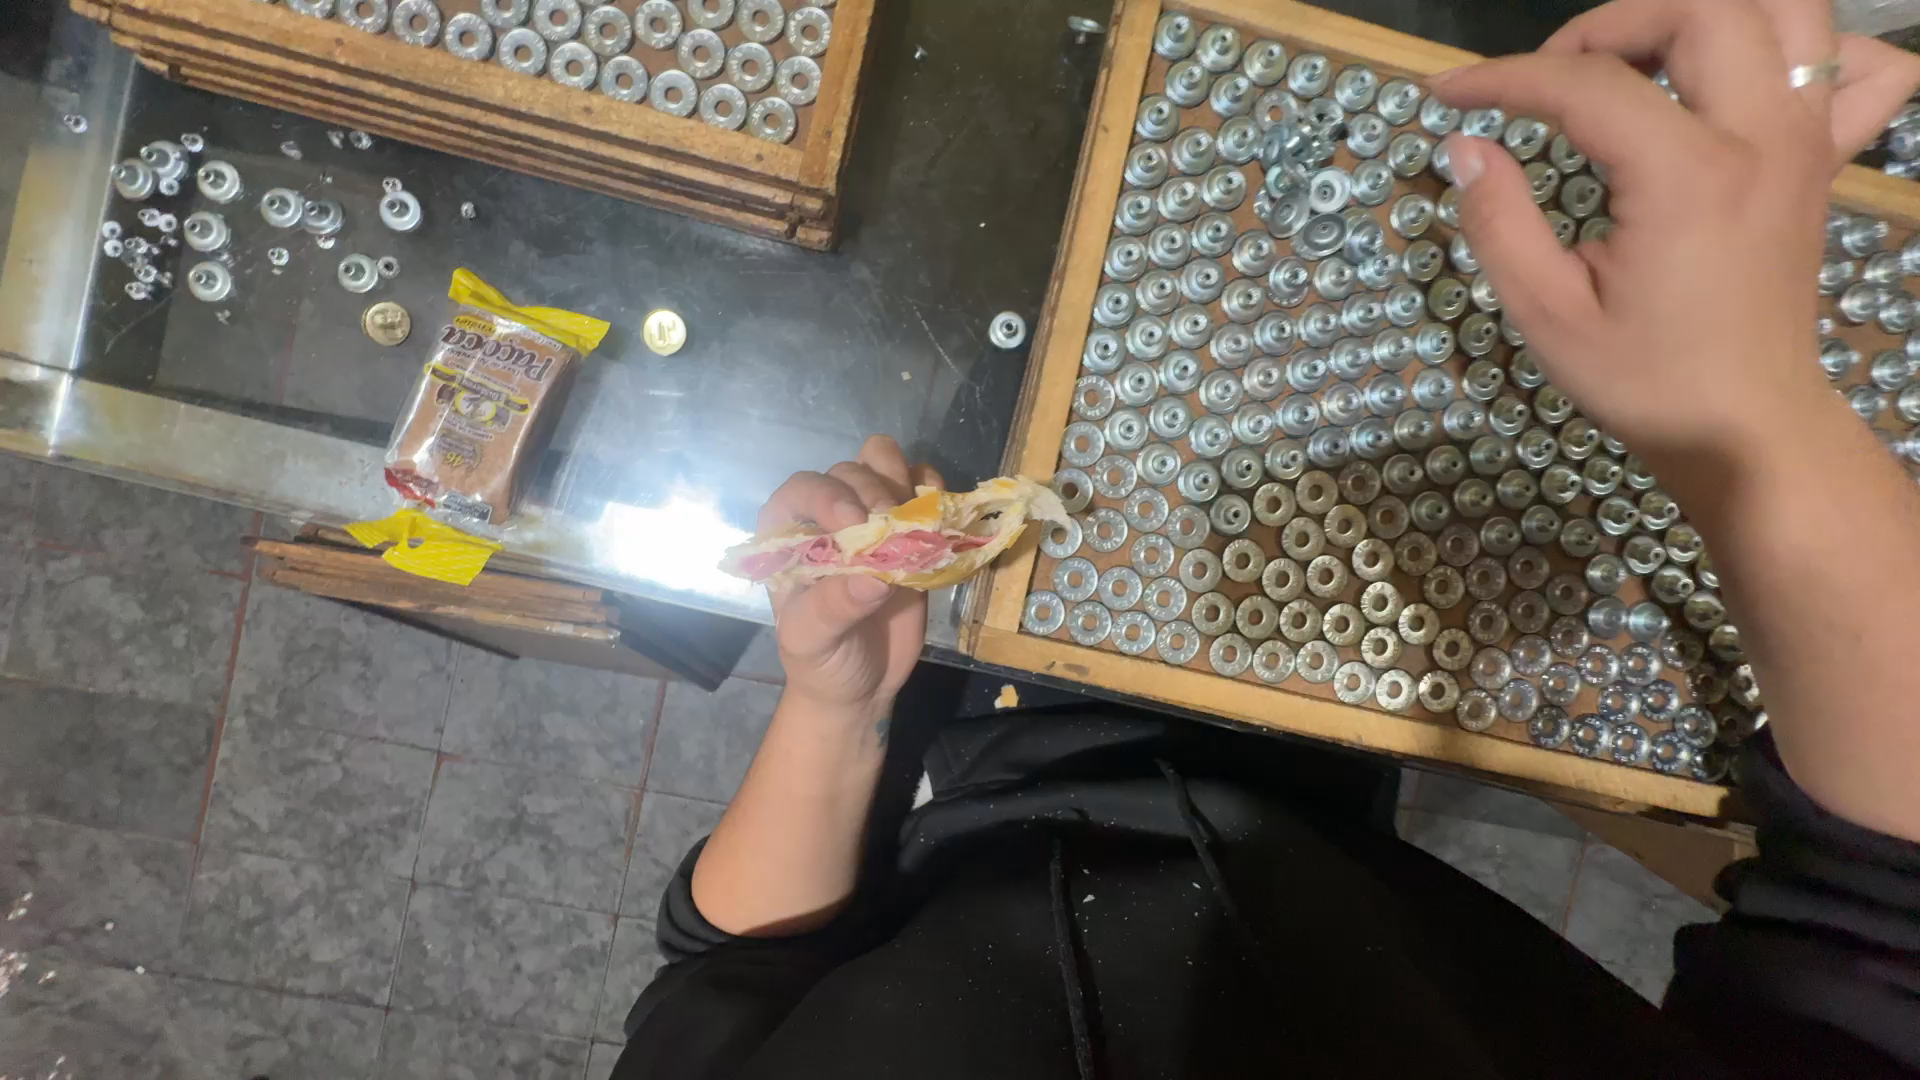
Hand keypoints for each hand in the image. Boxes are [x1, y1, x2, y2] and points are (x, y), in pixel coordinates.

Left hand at [755, 435, 941, 719]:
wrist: (860, 687)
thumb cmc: (821, 661)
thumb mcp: (812, 640)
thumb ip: (835, 606)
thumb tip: (876, 575)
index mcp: (789, 534)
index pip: (802, 489)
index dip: (827, 494)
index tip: (852, 520)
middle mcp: (829, 517)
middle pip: (850, 472)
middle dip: (873, 492)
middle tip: (890, 528)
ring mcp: (873, 521)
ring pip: (885, 467)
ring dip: (903, 484)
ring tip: (916, 520)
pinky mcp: (910, 533)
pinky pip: (921, 490)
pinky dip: (933, 494)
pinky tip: (938, 520)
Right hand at [1432, 0, 1919, 479]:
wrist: (1736, 417)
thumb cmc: (1631, 372)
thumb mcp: (1541, 310)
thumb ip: (1499, 222)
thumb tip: (1463, 150)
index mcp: (1686, 177)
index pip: (1588, 87)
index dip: (1505, 80)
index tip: (1447, 95)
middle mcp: (1764, 135)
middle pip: (1702, 11)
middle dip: (1604, 26)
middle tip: (1543, 78)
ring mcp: (1810, 140)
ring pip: (1785, 11)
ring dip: (1695, 17)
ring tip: (1627, 64)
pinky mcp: (1827, 160)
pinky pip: (1858, 65)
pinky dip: (1803, 52)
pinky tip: (1740, 88)